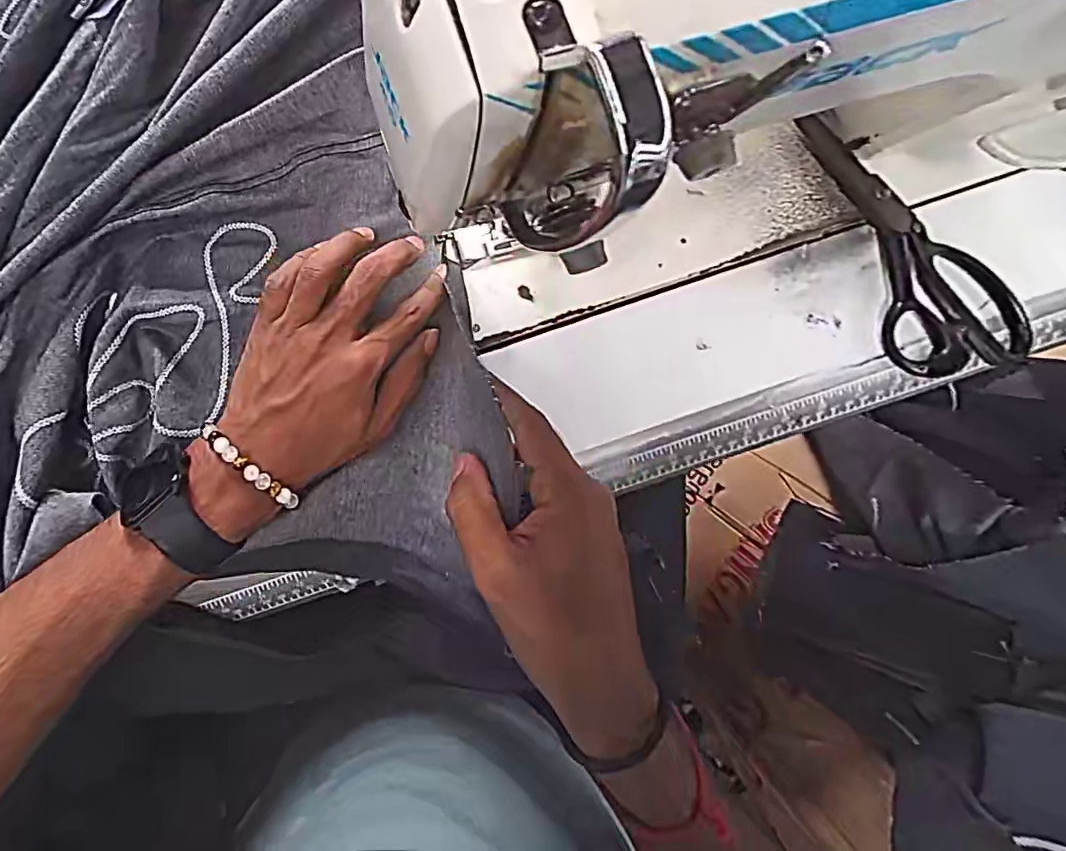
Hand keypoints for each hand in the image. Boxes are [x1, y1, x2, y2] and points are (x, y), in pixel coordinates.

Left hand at [195, 227, 446, 539]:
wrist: (258, 454)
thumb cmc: (315, 444)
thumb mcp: (375, 426)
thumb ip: (406, 380)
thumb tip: (429, 341)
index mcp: (359, 366)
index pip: (405, 315)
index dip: (428, 291)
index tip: (437, 277)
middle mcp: (327, 339)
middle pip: (367, 279)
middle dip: (396, 255)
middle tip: (411, 246)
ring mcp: (293, 328)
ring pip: (321, 269)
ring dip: (346, 245)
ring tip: (365, 235)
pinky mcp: (267, 326)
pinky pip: (281, 280)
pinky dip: (301, 259)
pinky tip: (318, 252)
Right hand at [445, 380, 658, 758]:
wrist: (603, 686)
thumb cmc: (556, 633)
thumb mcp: (495, 569)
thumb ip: (473, 509)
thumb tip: (463, 464)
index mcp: (570, 494)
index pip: (532, 426)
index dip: (503, 398)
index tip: (479, 379)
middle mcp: (590, 496)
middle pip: (540, 445)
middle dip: (501, 430)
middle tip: (462, 424)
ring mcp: (596, 516)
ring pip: (546, 470)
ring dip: (512, 464)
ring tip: (473, 467)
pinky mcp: (593, 535)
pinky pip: (554, 493)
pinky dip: (525, 488)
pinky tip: (501, 506)